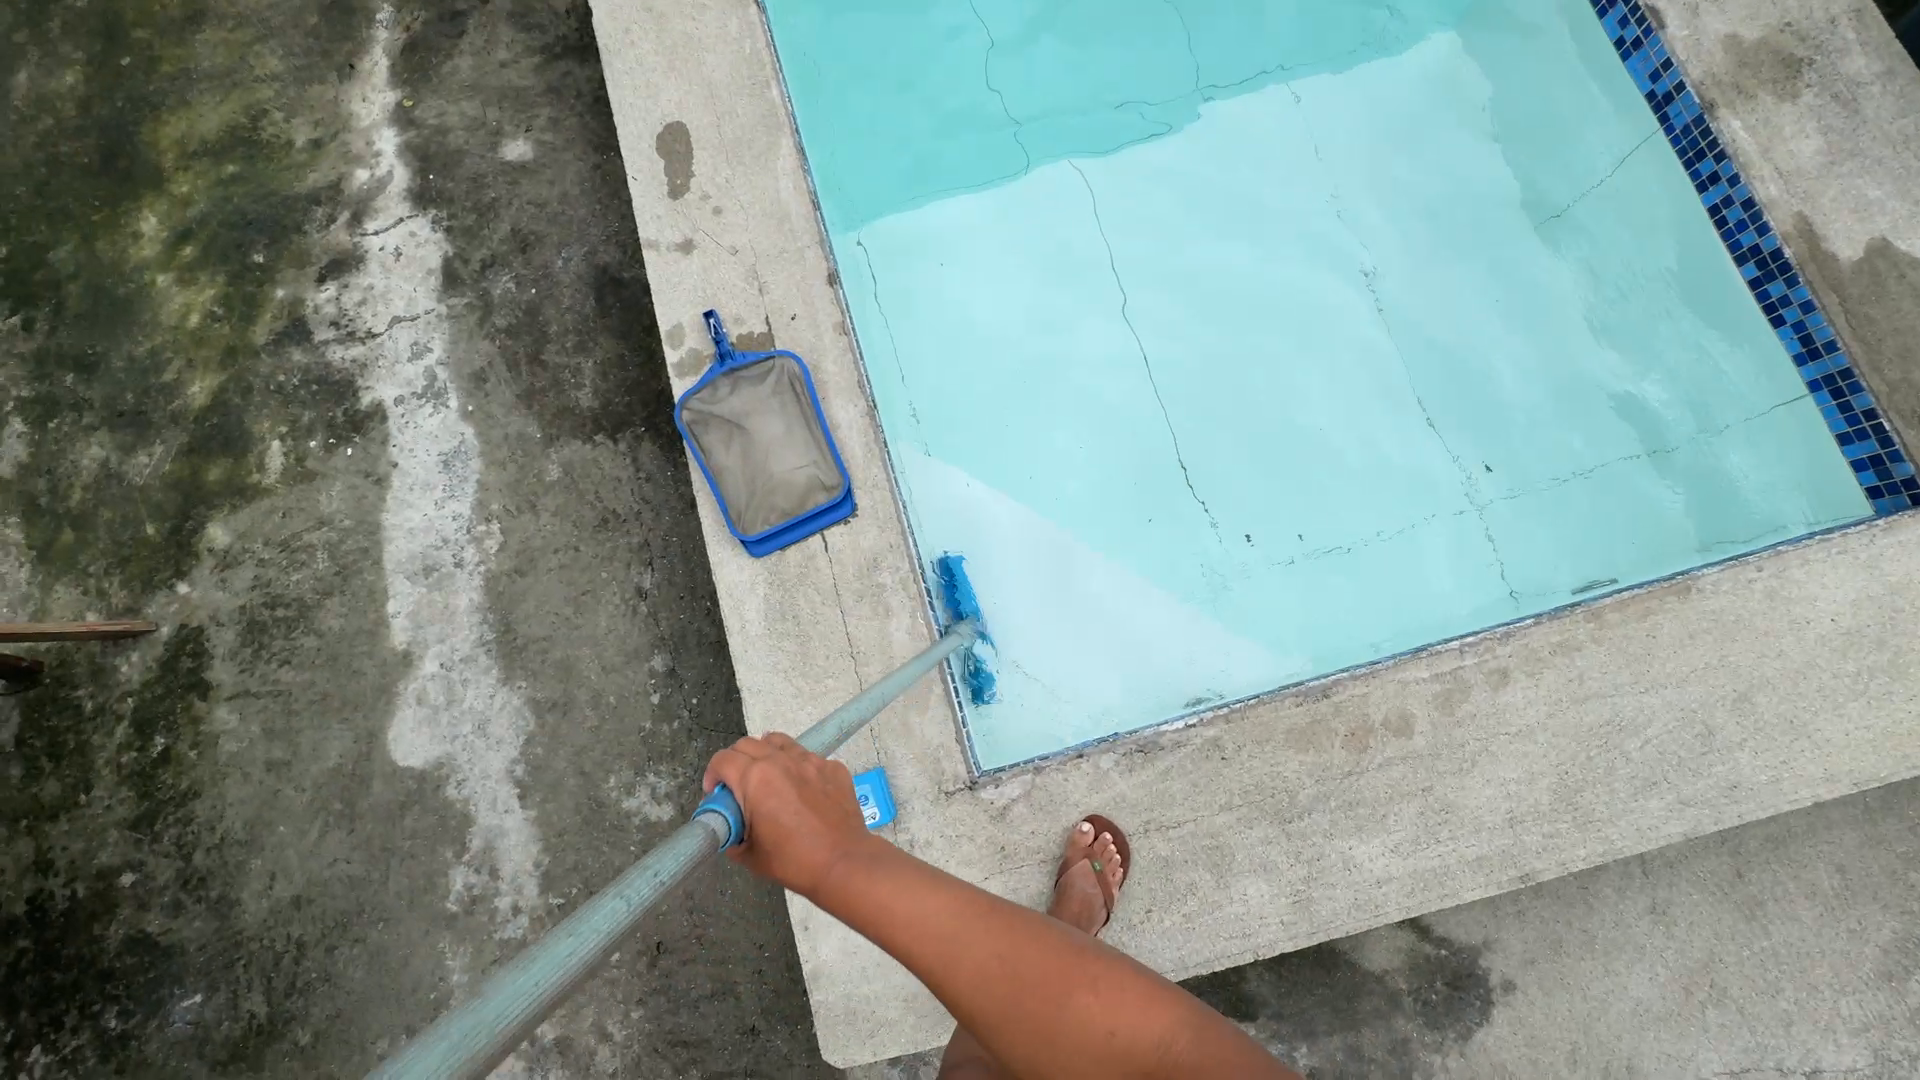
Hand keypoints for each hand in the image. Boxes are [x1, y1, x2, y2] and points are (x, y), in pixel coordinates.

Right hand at [702, 733, 875, 896]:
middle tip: (738, 785)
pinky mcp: (833, 767)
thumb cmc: (792, 861)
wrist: (842, 862)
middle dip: (735, 761)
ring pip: (779, 742)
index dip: (712, 775)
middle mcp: (782, 760)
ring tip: (768, 777)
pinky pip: (808, 757)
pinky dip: (797, 767)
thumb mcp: (749, 855)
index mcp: (756, 778)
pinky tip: (802, 790)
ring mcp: (811, 760)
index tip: (715, 793)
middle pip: (748, 744)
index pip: (722, 759)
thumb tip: (731, 829)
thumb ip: (733, 835)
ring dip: (766, 755)